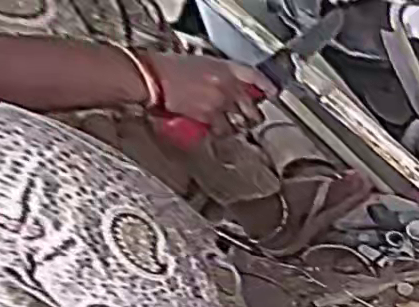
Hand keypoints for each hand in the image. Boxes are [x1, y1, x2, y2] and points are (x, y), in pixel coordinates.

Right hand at [144, 52, 269, 134]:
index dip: (266, 85)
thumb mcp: (195, 63)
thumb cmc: (164, 67)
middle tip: (244, 115)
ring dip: (237, 124)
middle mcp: (224, 85)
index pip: (252, 75)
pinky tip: (212, 125)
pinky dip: (221, 130)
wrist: (145, 76)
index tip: (272, 92)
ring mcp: (219, 101)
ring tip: (224, 120)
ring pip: (242, 121)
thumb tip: (235, 87)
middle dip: (251, 114)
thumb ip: (219, 74)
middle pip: (253, 107)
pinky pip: (226, 129)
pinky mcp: (211, 116)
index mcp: (220, 68)